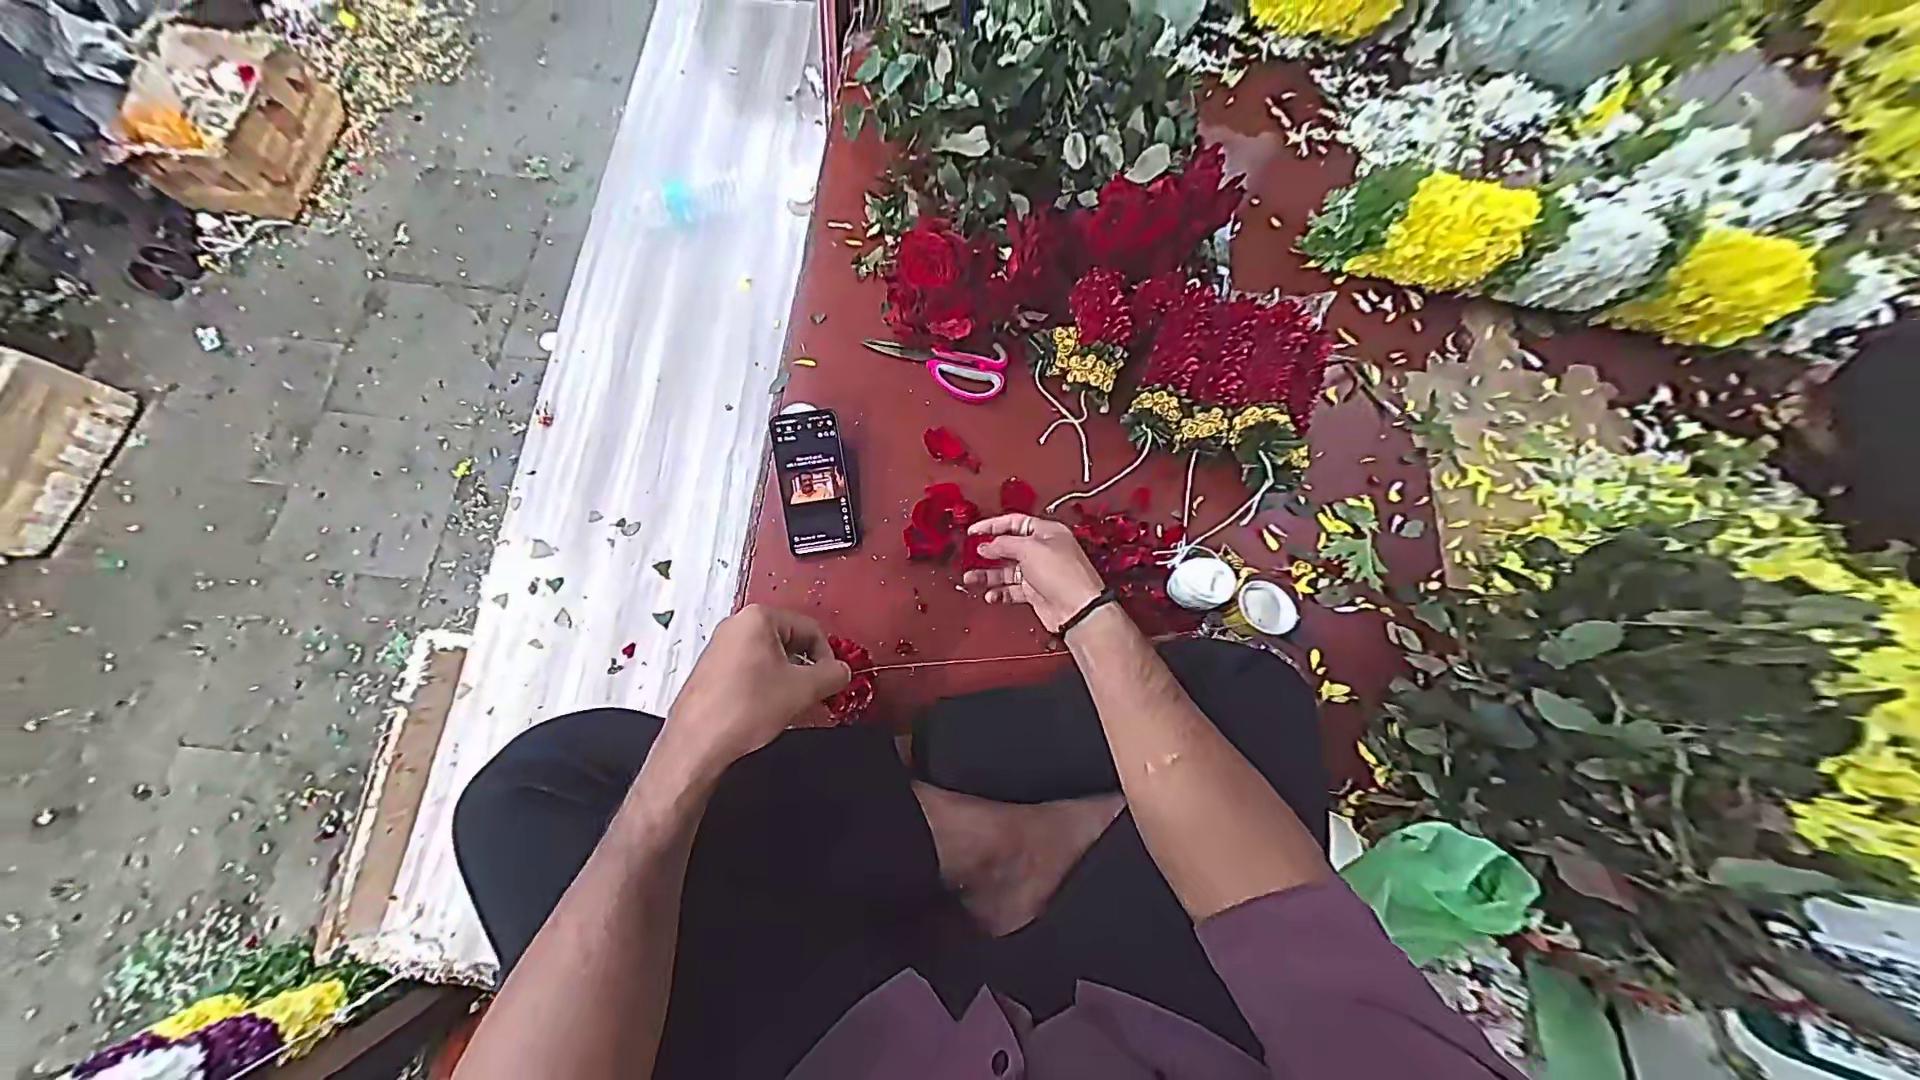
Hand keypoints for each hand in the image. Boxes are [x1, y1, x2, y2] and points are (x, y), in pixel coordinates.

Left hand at [661, 605, 849, 774]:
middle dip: (805, 668)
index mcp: (758, 618)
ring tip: (787, 705)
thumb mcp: (803, 690)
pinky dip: (766, 685)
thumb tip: (842, 671)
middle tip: (811, 695)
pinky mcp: (711, 669)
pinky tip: (765, 709)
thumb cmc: (745, 708)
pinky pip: (751, 668)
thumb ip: (832, 675)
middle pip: (790, 641)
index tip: (830, 682)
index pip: (810, 630)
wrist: (695, 745)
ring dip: (787, 678)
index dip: (827, 657)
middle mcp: (736, 624)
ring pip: (771, 657)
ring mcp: (721, 646)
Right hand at [963, 514, 1108, 632]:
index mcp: (1046, 532)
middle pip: (1009, 547)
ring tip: (971, 579)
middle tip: (972, 554)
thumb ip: (1004, 544)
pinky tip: (990, 594)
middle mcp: (1042, 550)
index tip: (974, 531)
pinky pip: (1012, 589)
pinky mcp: (1035, 592)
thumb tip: (987, 544)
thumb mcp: (1030, 549)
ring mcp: (1039, 572)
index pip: (1014, 522)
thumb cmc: (1063, 574)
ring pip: (1007, 570)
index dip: (992, 525)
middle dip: (989, 552)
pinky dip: (1000, 591)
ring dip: (988, 575)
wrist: (1077, 609)